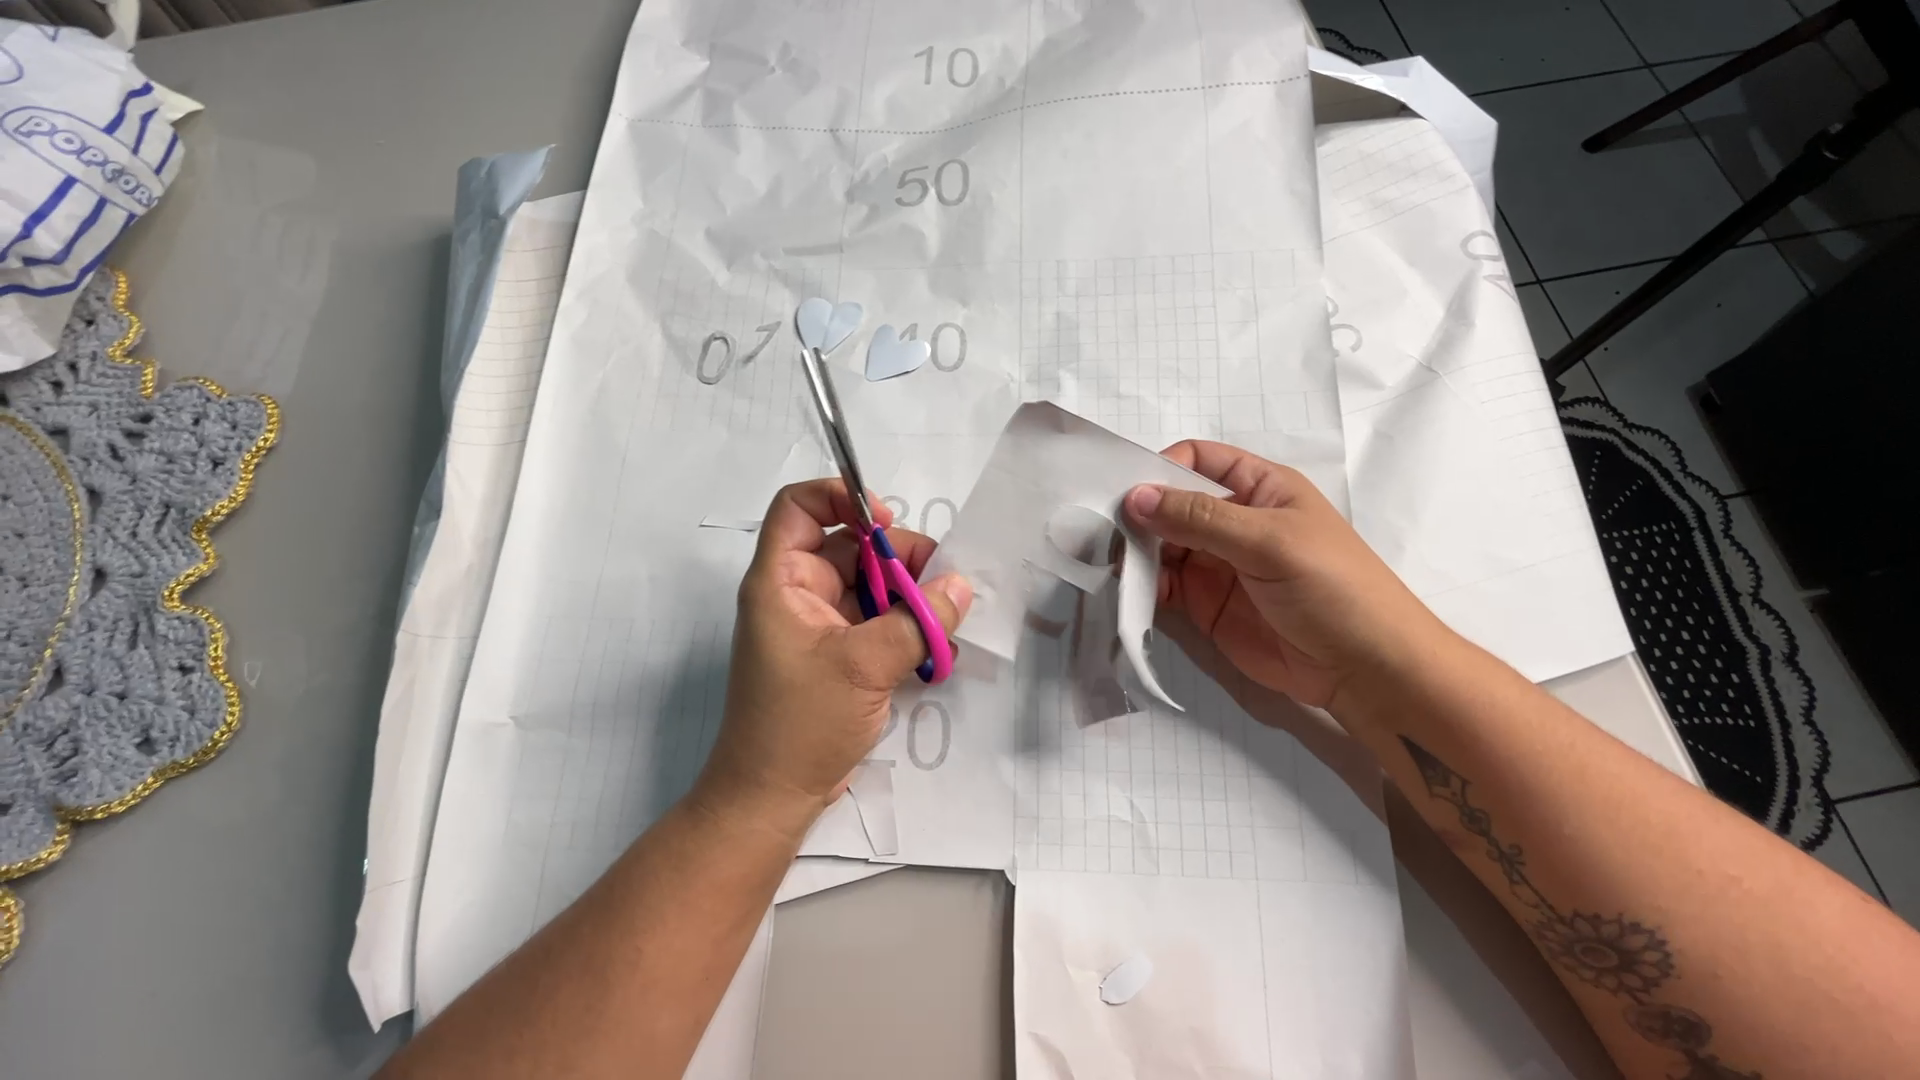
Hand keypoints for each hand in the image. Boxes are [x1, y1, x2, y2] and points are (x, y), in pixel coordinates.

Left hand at [694, 479, 970, 835]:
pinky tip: (936, 641)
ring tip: (946, 615)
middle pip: (850, 545)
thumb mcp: (862, 667)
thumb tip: (962, 586)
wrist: (773, 795)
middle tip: (941, 581)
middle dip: (897, 556)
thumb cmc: (801, 722)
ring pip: (870, 584)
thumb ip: (917, 623)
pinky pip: (877, 619)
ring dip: (908, 593)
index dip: (841, 498)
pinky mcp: (840, 654)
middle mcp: (798, 593)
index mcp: (781, 580)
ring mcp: (820, 625)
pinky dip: (905, 623)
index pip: (799, 507)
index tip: (888, 524)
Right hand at [1124, 441, 1450, 713]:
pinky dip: (1143, 587)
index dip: (1161, 469)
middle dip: (1139, 514)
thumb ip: (1200, 518)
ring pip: (1161, 546)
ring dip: (1136, 552)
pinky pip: (1163, 587)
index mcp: (1257, 488)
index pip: (1197, 460)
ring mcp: (1216, 564)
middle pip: (1170, 503)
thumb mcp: (1269, 541)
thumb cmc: (1331, 587)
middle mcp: (1232, 521)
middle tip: (1103, 532)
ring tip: (1112, 564)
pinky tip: (1132, 591)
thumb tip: (1134, 497)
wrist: (1365, 669)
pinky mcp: (1205, 605)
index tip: (1127, 493)